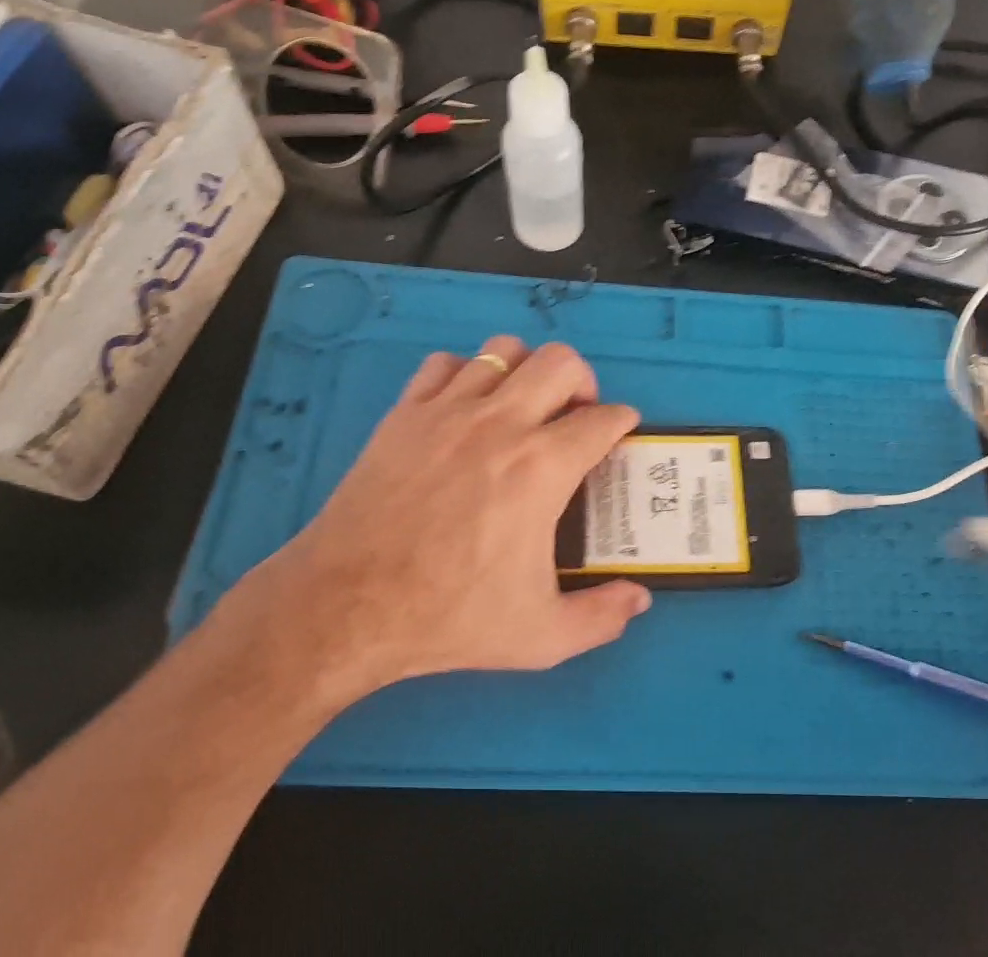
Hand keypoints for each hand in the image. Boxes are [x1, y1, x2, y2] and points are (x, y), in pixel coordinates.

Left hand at [221, 336, 652, 709]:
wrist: (348, 606)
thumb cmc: (449, 617)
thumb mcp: (542, 635)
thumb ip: (602, 617)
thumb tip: (639, 600)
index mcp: (541, 469)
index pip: (602, 419)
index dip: (622, 423)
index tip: (621, 434)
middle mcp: (500, 425)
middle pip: (560, 362)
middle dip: (583, 382)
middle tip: (577, 417)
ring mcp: (446, 412)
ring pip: (503, 351)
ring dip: (526, 371)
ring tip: (525, 406)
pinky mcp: (403, 414)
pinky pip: (445, 364)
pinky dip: (466, 375)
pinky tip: (465, 410)